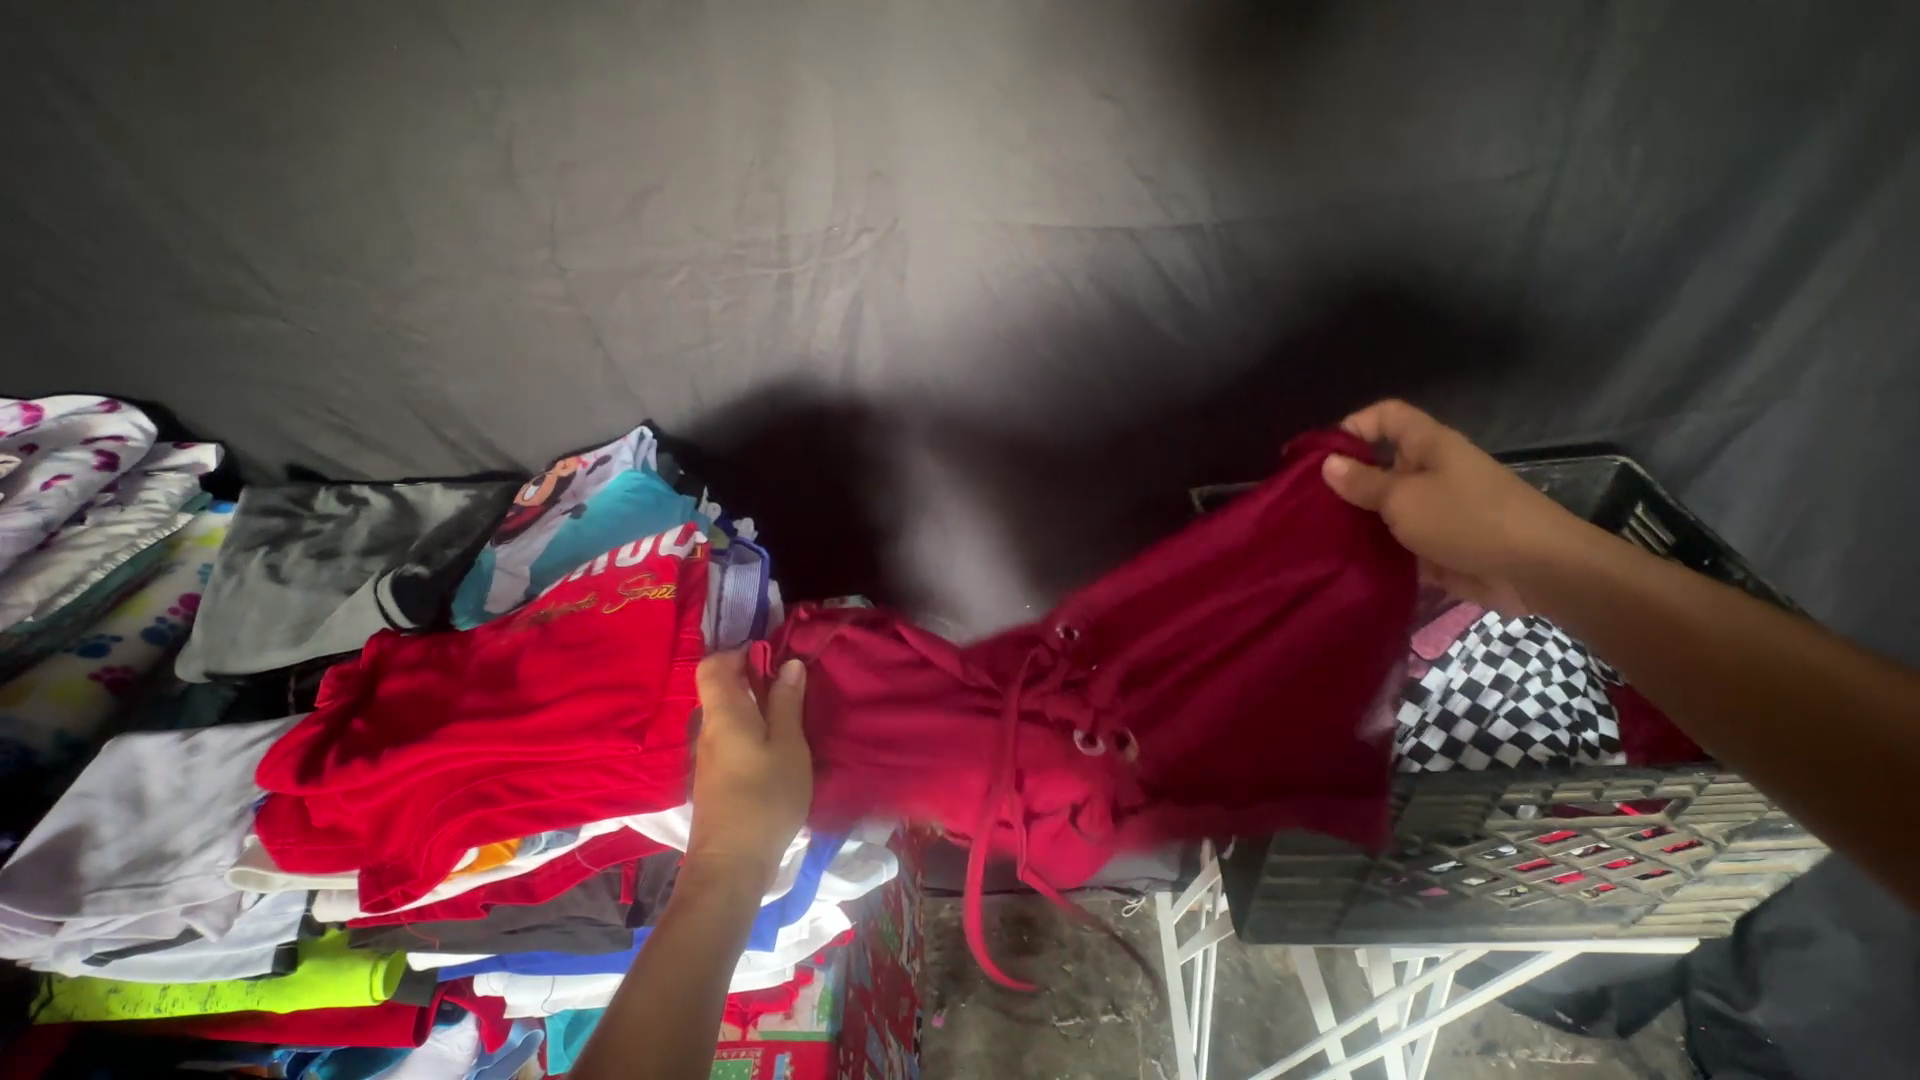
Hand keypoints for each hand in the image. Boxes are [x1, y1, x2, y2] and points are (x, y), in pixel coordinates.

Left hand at [687, 650, 812, 891]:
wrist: (731, 864)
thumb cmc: (765, 797)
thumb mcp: (789, 746)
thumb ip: (787, 704)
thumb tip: (788, 664)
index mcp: (723, 713)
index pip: (712, 665)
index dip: (736, 652)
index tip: (770, 655)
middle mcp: (707, 729)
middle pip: (718, 689)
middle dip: (749, 678)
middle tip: (788, 683)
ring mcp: (707, 756)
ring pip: (725, 715)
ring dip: (752, 706)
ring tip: (787, 714)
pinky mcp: (713, 779)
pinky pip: (727, 738)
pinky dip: (748, 730)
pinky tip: (774, 747)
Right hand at [1320, 399, 1589, 614]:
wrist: (1534, 569)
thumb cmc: (1466, 519)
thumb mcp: (1404, 498)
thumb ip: (1362, 483)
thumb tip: (1327, 463)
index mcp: (1428, 446)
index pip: (1386, 416)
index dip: (1353, 425)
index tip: (1319, 455)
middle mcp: (1431, 471)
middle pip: (1379, 464)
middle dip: (1344, 481)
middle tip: (1303, 503)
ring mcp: (1435, 509)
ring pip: (1384, 507)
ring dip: (1356, 520)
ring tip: (1316, 534)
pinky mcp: (1436, 545)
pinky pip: (1396, 541)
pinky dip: (1374, 549)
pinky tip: (1342, 560)